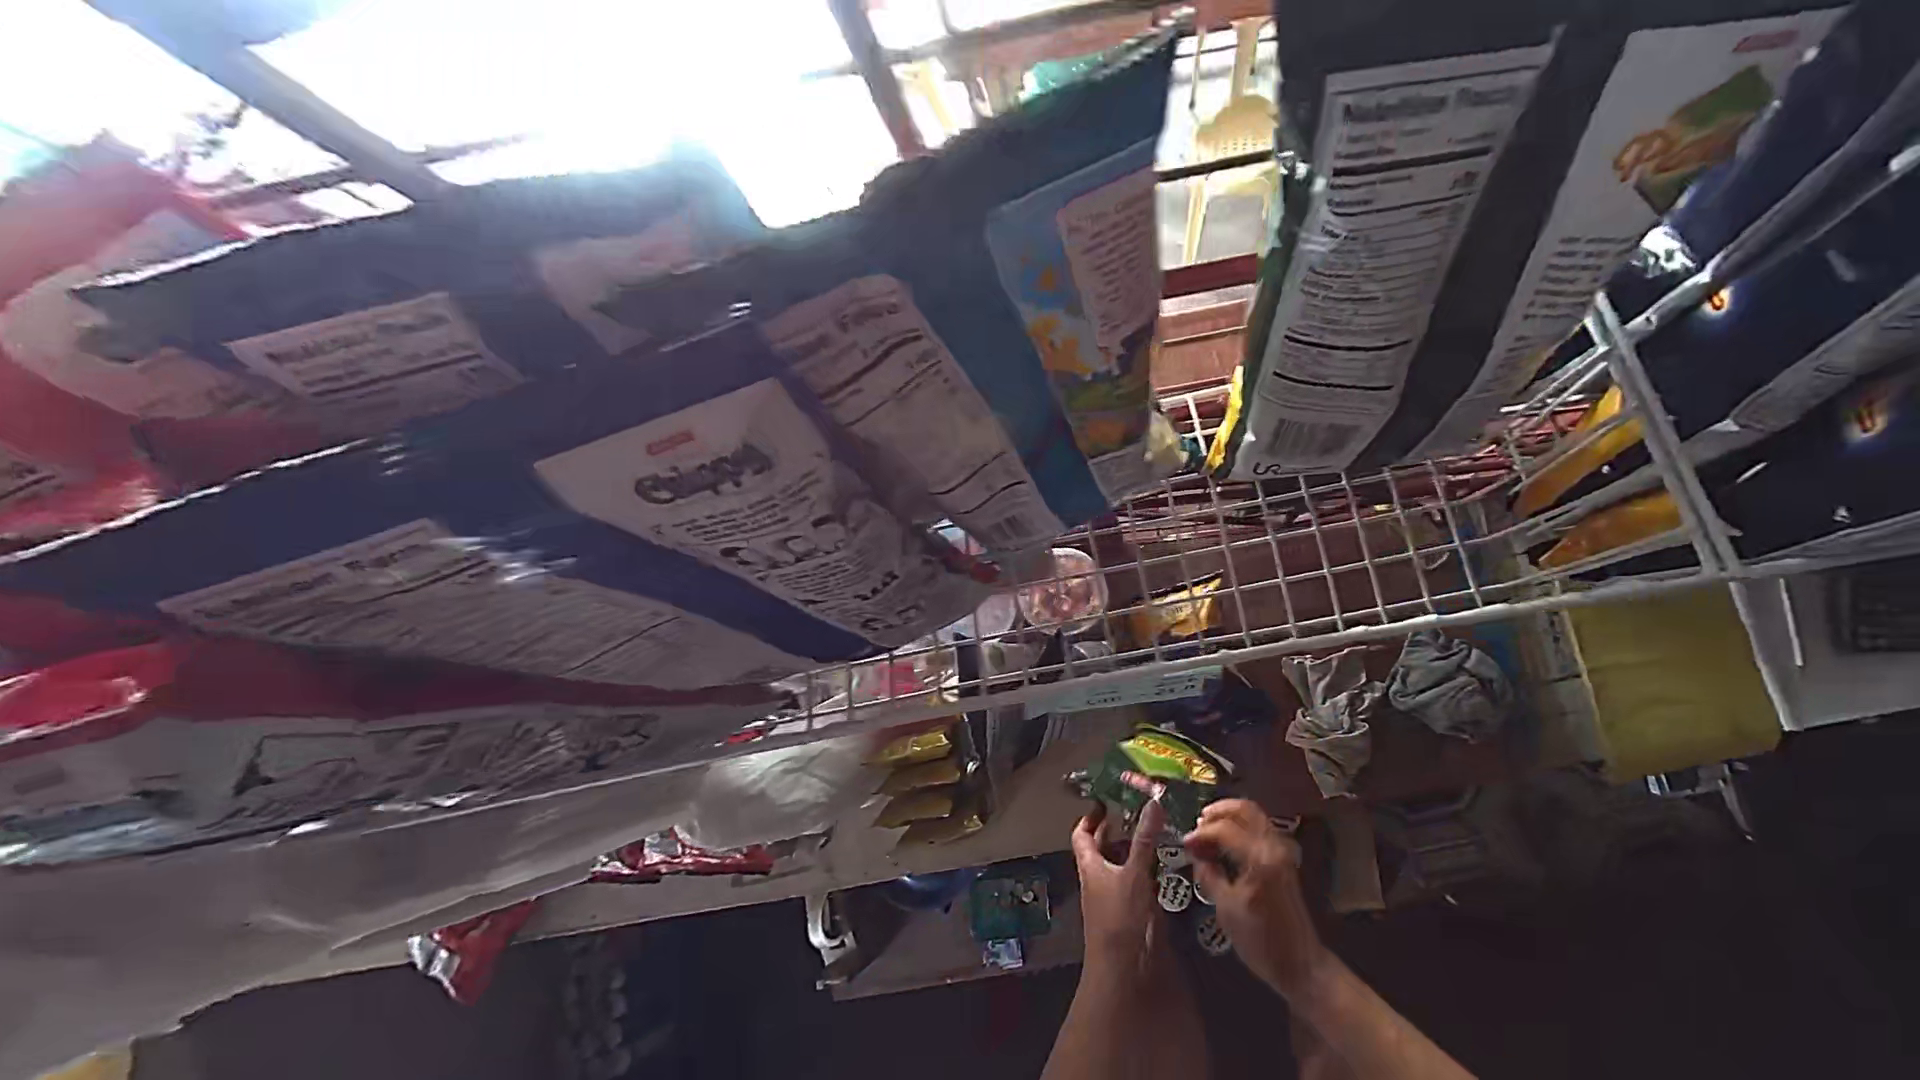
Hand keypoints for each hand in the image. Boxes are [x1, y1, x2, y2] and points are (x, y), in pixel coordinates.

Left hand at [1070, 799, 1165, 968]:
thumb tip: (1153, 801)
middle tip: (1135, 812)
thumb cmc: (1121, 917)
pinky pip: (1136, 884)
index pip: (1081, 835)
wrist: (1125, 972)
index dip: (1090, 817)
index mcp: (1089, 866)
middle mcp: (1098, 879)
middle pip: (1101, 850)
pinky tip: (1164, 866)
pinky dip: (1146, 871)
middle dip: (1114, 831)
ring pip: (1119, 866)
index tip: (1105, 800)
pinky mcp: (1131, 913)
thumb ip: (1145, 840)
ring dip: (1132, 851)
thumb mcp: (1135, 874)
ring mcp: (1114, 897)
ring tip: (1154, 834)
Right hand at [1184, 799, 1326, 998]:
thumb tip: (1196, 854)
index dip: (1200, 834)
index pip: (1223, 829)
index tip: (1184, 844)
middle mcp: (1274, 847)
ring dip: (1229, 818)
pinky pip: (1259, 829)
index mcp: (1260, 859)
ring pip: (1253, 816)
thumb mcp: (1226, 908)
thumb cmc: (1261, 941)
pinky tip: (1224, 844)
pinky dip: (1240, 828)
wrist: (1302, 966)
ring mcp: (1282, 852)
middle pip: (1244, 809)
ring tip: (1207, 833)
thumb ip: (1209, 875)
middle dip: (1217, 813)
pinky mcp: (1284, 860)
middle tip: (1197, 826)